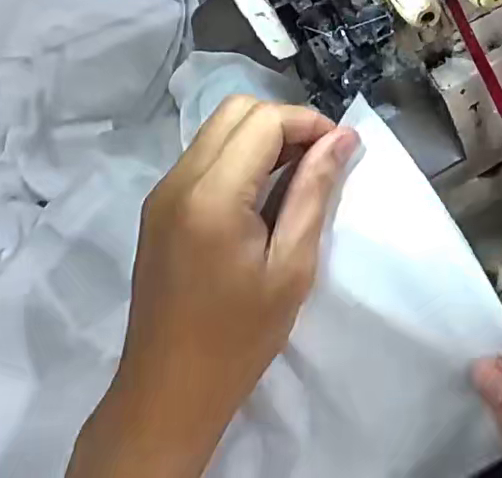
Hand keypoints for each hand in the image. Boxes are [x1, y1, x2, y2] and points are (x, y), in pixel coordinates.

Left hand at [67, 95, 358, 477]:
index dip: (307, 121)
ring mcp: (163, 189)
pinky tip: (261, 189)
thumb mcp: (291, 267)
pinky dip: (238, 153)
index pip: (263, 120)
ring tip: (296, 172)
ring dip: (261, 134)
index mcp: (211, 195)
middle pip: (237, 110)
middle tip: (318, 156)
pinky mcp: (159, 203)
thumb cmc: (238, 339)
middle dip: (284, 120)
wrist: (166, 393)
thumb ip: (315, 191)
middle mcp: (179, 179)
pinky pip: (204, 153)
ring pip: (218, 127)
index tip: (340, 147)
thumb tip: (343, 138)